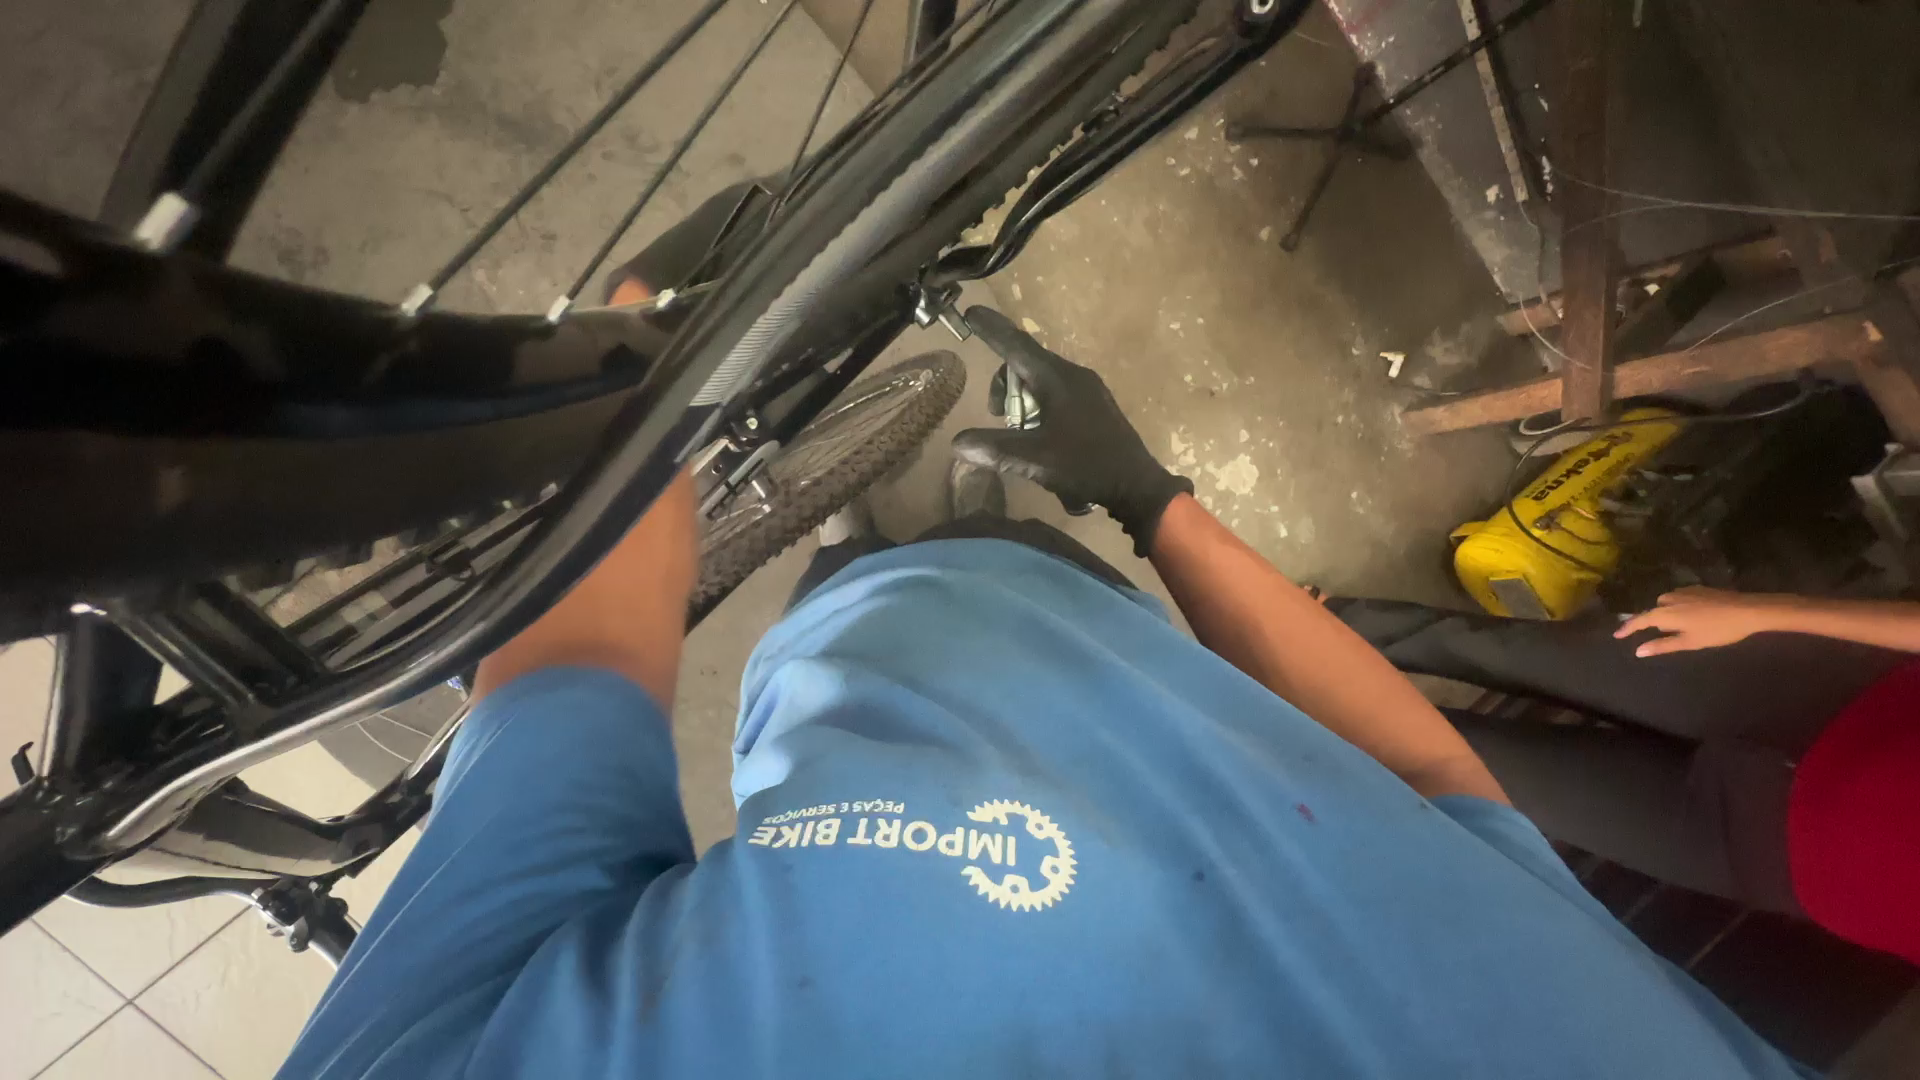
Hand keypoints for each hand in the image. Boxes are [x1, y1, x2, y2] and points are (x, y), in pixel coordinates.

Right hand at [953, 307, 1193, 555]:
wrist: (1137, 484)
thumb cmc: (1086, 466)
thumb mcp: (1035, 460)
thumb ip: (995, 448)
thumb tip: (958, 442)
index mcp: (1057, 379)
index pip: (1017, 345)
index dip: (992, 330)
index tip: (971, 313)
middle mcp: (1073, 375)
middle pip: (1027, 362)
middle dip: (1005, 383)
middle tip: (997, 414)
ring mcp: (1088, 389)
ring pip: (1042, 378)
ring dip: (1022, 397)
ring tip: (1018, 429)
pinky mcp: (1096, 405)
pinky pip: (1057, 391)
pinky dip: (1039, 404)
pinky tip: (1040, 431)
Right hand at [1614, 587, 1793, 656]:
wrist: (1751, 610)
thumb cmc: (1718, 629)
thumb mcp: (1690, 642)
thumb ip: (1662, 646)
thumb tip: (1637, 651)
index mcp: (1663, 614)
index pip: (1638, 621)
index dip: (1627, 629)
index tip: (1617, 635)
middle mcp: (1667, 600)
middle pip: (1654, 611)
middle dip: (1657, 622)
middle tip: (1669, 633)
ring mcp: (1682, 592)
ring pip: (1667, 604)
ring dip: (1670, 612)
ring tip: (1686, 623)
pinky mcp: (1697, 588)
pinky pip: (1680, 598)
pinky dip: (1682, 606)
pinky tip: (1698, 613)